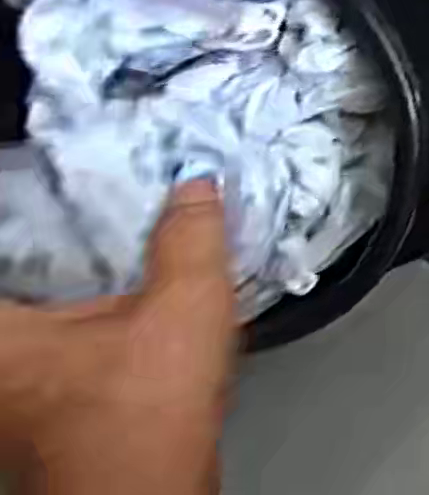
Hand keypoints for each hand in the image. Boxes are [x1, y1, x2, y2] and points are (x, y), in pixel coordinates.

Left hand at [0, 180, 236, 494]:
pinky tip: (109, 283)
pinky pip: (34, 324)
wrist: (144, 467)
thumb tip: (193, 183)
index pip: (1, 253)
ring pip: (22, 304)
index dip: (24, 216)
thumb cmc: (150, 386)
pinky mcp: (22, 392)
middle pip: (9, 281)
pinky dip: (66, 296)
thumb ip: (190, 236)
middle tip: (85, 201)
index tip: (46, 179)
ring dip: (55, 271)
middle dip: (40, 242)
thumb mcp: (188, 296)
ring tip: (103, 234)